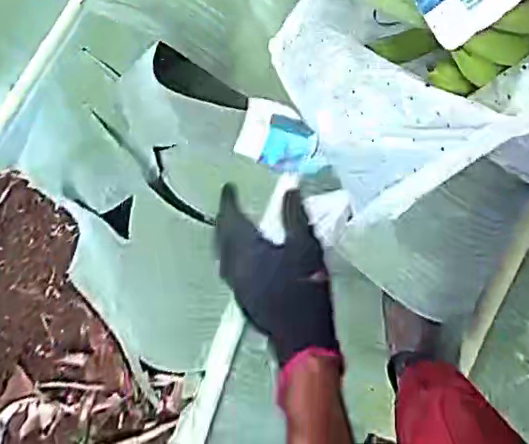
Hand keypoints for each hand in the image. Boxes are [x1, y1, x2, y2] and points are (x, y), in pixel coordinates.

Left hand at [215, 185, 338, 364]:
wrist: (302, 339)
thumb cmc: (304, 289)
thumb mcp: (306, 245)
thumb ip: (295, 215)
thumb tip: (290, 190)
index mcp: (246, 249)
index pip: (230, 218)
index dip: (228, 201)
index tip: (229, 188)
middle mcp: (235, 266)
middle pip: (222, 236)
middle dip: (224, 218)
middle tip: (229, 205)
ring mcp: (237, 285)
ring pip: (224, 253)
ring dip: (226, 236)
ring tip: (234, 225)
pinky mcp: (243, 298)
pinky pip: (229, 266)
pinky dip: (232, 252)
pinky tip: (245, 254)